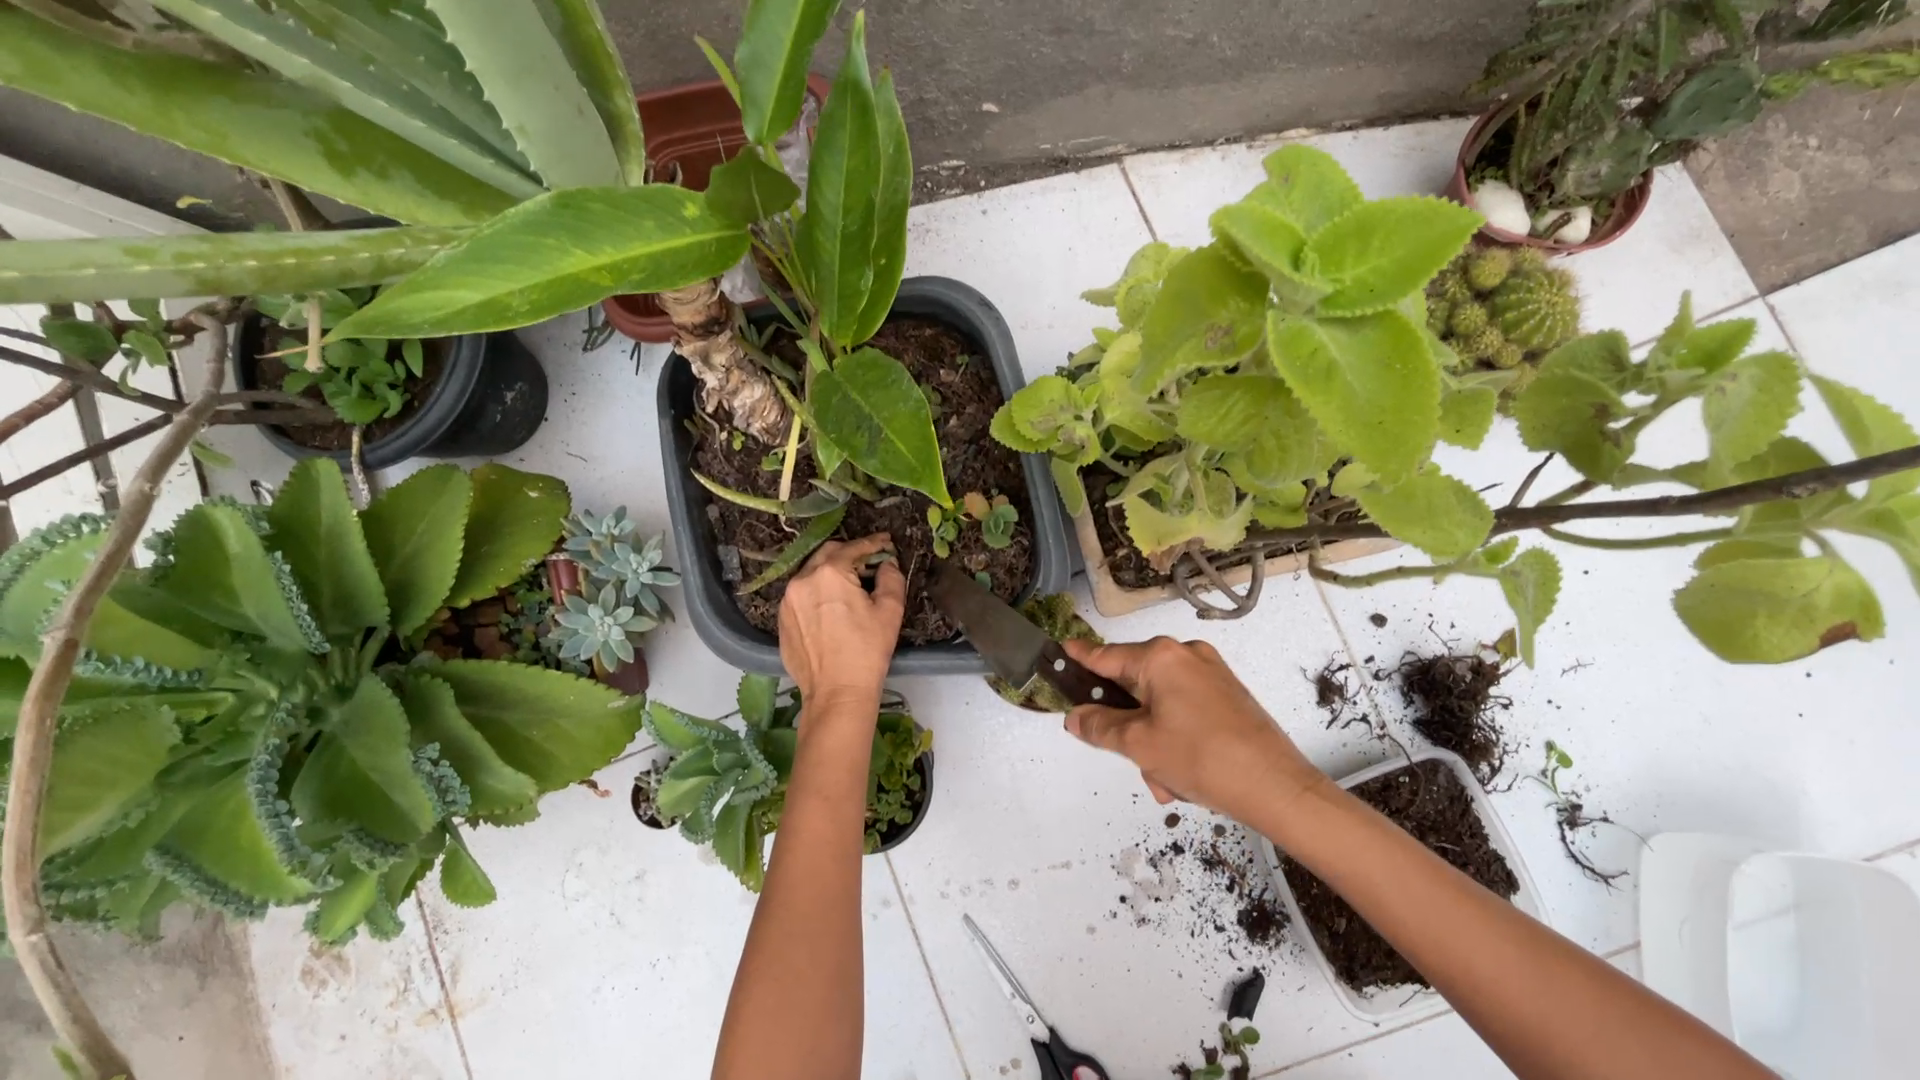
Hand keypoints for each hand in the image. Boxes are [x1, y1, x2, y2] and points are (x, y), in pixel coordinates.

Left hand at [777, 533, 905, 712]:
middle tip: (868, 562)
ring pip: (810, 573)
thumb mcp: (890, 611)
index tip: (885, 542)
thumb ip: (891, 578)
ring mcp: (787, 601)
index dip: (872, 543)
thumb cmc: (867, 651)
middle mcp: (802, 580)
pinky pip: (800, 595)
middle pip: (827, 554)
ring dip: (830, 572)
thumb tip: (887, 564)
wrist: (837, 692)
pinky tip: (831, 607)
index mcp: (830, 573)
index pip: (853, 548)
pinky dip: (816, 592)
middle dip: (849, 553)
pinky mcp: (782, 619)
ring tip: (849, 585)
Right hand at [1062, 637, 1326, 821]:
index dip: (1080, 658)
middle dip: (1128, 726)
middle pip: (1134, 684)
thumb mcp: (1139, 745)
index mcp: (1161, 657)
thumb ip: (1100, 726)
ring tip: (1166, 780)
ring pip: (1159, 705)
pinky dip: (1176, 740)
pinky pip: (1184, 712)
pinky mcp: (1228, 696)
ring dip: (1153, 742)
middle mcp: (1187, 656)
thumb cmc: (1202, 758)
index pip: (1107, 655)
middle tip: (1131, 760)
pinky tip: (1184, 776)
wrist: (1276, 786)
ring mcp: (1211, 675)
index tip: (1060, 652)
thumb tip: (1076, 717)